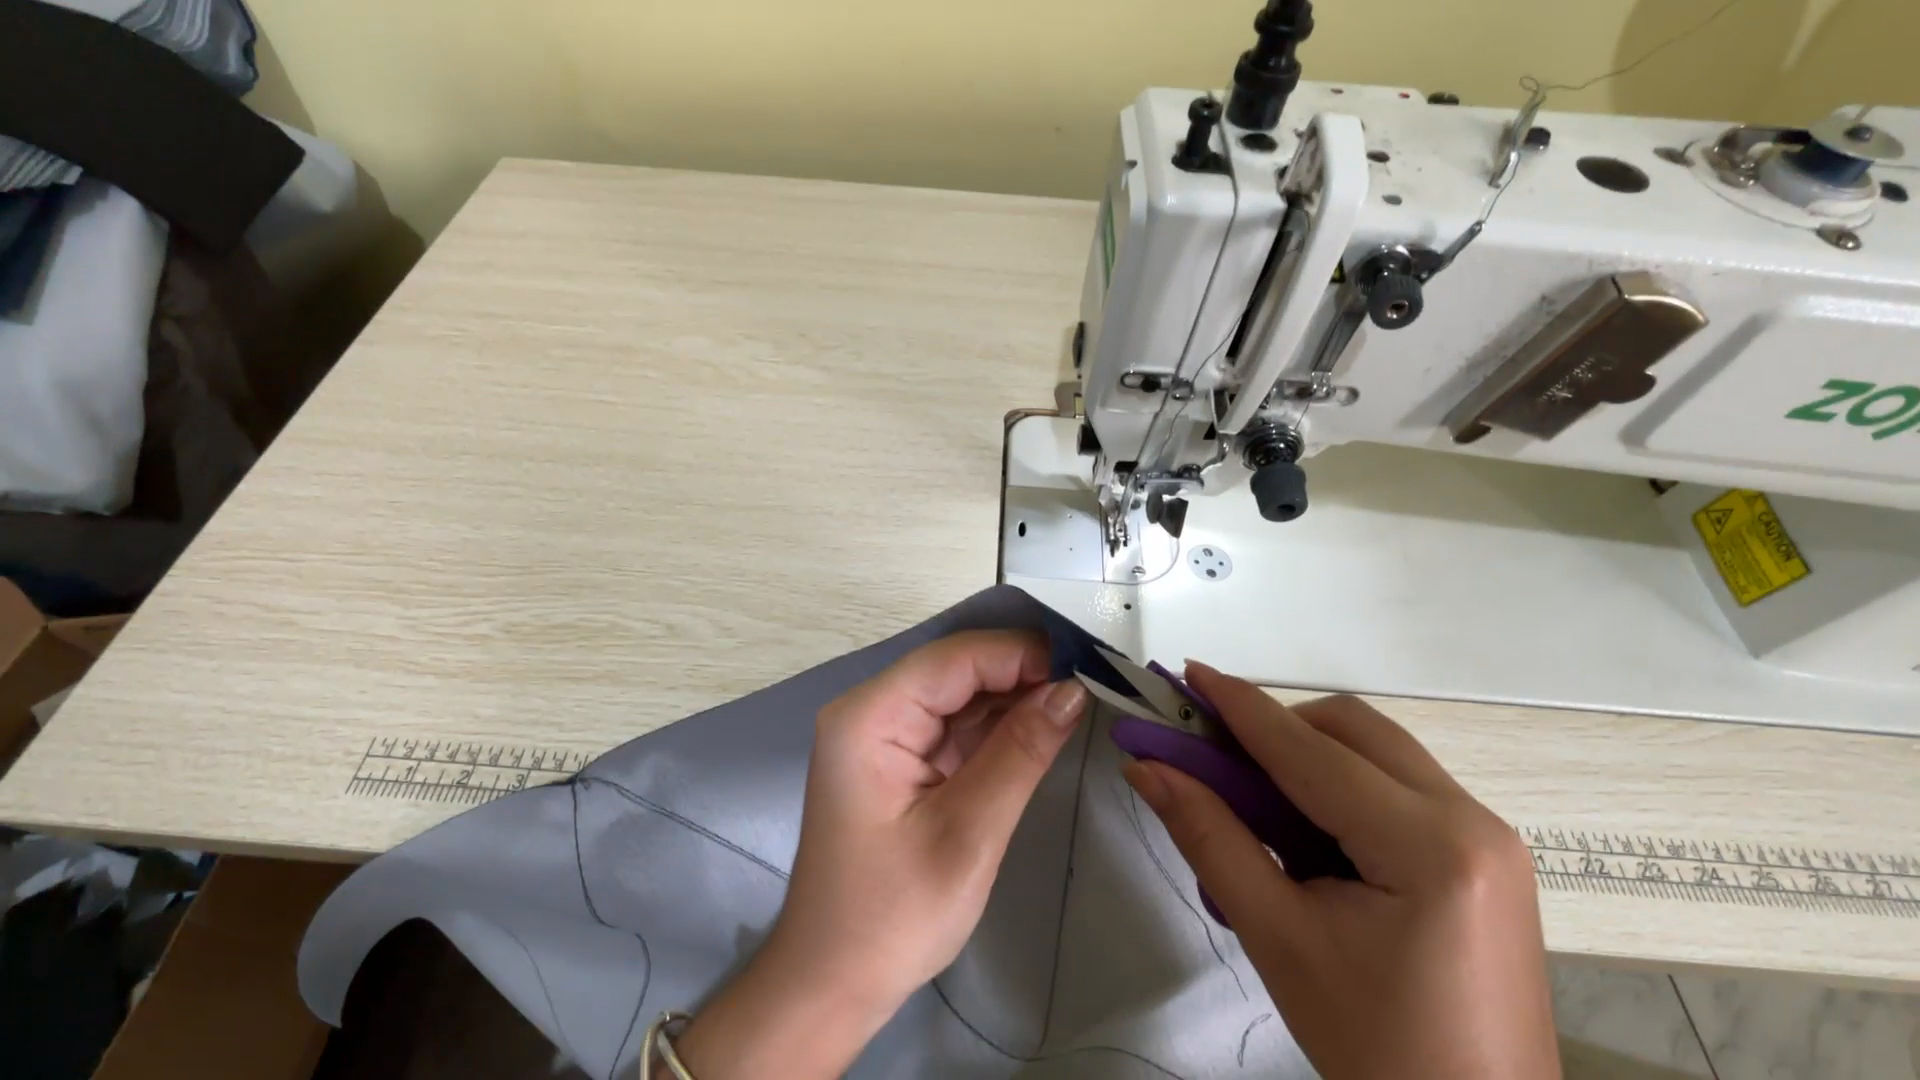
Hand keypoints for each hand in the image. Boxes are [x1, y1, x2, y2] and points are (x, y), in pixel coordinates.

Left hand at [668, 631, 1087, 1078]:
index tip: (1088, 667)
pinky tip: (1042, 730)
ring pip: (961, 696)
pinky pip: (956, 728)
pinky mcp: (901, 763)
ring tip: (1079, 705)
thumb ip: (1020, 753)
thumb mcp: (967, 834)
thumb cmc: (893, 916)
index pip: (955, 659)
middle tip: (1094, 688)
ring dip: (1016, 700)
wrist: (832, 983)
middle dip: (1024, 674)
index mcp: (869, 717)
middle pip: (957, 671)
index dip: (1021, 654)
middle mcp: (872, 713)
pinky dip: (999, 729)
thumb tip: (1073, 689)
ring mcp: (884, 737)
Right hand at [1125, 663, 1559, 1079]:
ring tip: (1252, 796)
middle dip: (1278, 726)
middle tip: (1213, 751)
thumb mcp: (1278, 940)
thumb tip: (1150, 769)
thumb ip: (1211, 840)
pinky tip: (1306, 828)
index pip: (1310, 751)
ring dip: (1309, 753)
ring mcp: (1489, 834)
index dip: (1241, 707)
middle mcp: (1472, 820)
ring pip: (1379, 750)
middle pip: (1354, 729)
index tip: (1187, 674)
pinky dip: (1342, 784)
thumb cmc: (1375, 1045)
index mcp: (1429, 846)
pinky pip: (1401, 784)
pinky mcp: (1486, 853)